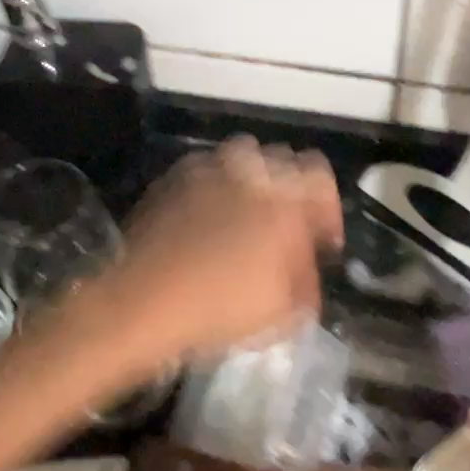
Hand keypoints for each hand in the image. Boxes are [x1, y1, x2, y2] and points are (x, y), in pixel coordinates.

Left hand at [87, 137, 343, 367]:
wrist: (142, 301)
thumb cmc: (222, 305)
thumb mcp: (285, 309)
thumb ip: (308, 280)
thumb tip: (310, 270)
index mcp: (286, 195)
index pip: (320, 176)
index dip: (326, 209)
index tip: (322, 242)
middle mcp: (249, 170)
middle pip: (282, 162)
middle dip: (289, 192)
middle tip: (284, 229)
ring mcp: (206, 169)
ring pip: (241, 161)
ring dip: (250, 185)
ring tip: (244, 222)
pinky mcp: (171, 179)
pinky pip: (204, 175)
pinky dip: (213, 192)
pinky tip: (205, 226)